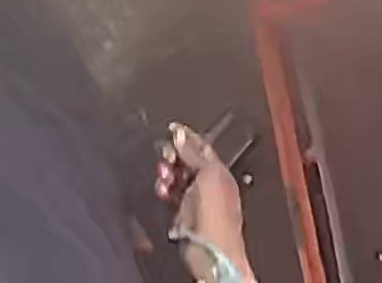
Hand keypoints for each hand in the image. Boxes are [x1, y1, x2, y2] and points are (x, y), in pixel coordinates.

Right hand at [168, 123, 252, 281]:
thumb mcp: (208, 176)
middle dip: (172, 156)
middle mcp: (207, 183)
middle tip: (166, 158)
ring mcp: (195, 198)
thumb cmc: (216, 216)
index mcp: (218, 172)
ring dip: (166, 173)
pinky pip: (170, 193)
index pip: (201, 146)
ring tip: (164, 177)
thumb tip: (180, 133)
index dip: (186, 136)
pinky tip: (163, 191)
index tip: (171, 128)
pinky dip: (164, 189)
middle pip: (185, 159)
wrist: (211, 254)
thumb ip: (193, 153)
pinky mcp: (183, 212)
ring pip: (175, 175)